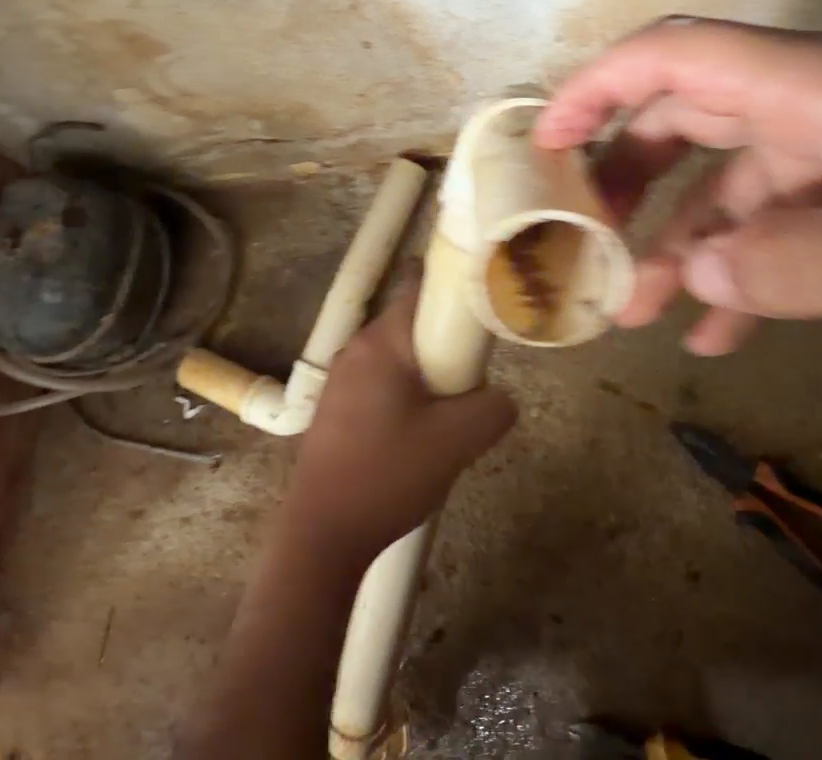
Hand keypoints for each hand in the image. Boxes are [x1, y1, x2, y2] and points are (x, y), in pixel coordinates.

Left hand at [282, 289, 516, 562]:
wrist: (323, 533)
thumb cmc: (388, 475)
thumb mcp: (458, 441)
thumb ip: (494, 408)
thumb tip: (497, 399)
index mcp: (381, 343)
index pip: (423, 288)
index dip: (458, 292)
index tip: (487, 311)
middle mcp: (355, 350)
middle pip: (414, 328)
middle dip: (448, 349)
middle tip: (475, 384)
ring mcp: (340, 381)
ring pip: (400, 361)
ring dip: (429, 380)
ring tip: (449, 421)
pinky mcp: (336, 410)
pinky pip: (383, 386)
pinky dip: (408, 399)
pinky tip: (418, 440)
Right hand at [537, 18, 821, 352]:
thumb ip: (788, 267)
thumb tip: (684, 275)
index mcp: (819, 89)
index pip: (677, 57)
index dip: (596, 89)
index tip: (544, 146)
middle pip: (690, 116)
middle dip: (624, 175)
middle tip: (579, 237)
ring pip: (733, 184)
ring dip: (680, 243)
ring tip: (635, 313)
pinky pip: (787, 227)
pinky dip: (746, 273)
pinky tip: (721, 336)